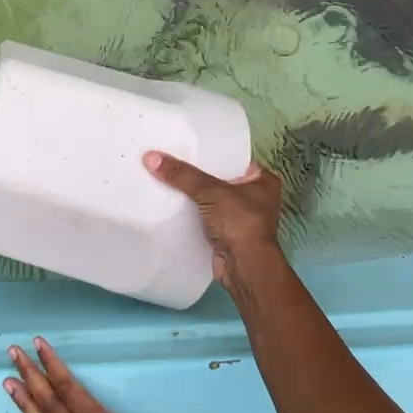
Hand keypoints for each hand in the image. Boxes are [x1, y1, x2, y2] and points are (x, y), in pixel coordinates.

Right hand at [143, 151, 283, 283]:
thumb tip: (150, 157)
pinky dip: (191, 212)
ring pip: (211, 199)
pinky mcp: (226, 234)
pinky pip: (205, 216)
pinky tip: (170, 202)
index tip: (185, 144)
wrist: (244, 267)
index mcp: (263, 180)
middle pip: (219, 178)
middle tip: (170, 159)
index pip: (233, 158)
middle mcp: (255, 196)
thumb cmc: (239, 222)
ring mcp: (241, 217)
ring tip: (164, 177)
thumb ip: (182, 175)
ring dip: (192, 194)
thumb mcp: (211, 192)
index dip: (210, 152)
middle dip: (196, 174)